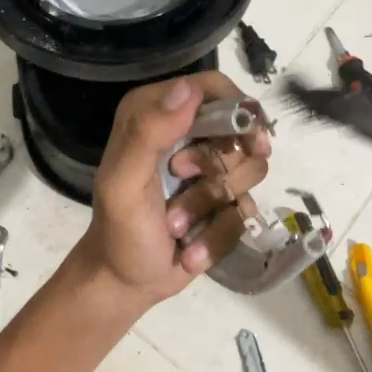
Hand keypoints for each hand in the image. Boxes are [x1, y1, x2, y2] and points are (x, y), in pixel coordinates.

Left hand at [67, 72, 270, 309]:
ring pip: (251, 171)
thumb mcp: (125, 181)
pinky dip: (219, 233)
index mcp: (156, 113)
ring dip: (214, 206)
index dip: (238, 112)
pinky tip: (192, 246)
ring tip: (178, 226)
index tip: (246, 143)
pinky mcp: (223, 200)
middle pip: (243, 131)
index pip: (215, 88)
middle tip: (185, 184)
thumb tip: (188, 90)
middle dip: (221, 170)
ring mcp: (208, 168)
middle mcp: (185, 133)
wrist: (126, 282)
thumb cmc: (120, 230)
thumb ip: (149, 132)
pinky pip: (247, 209)